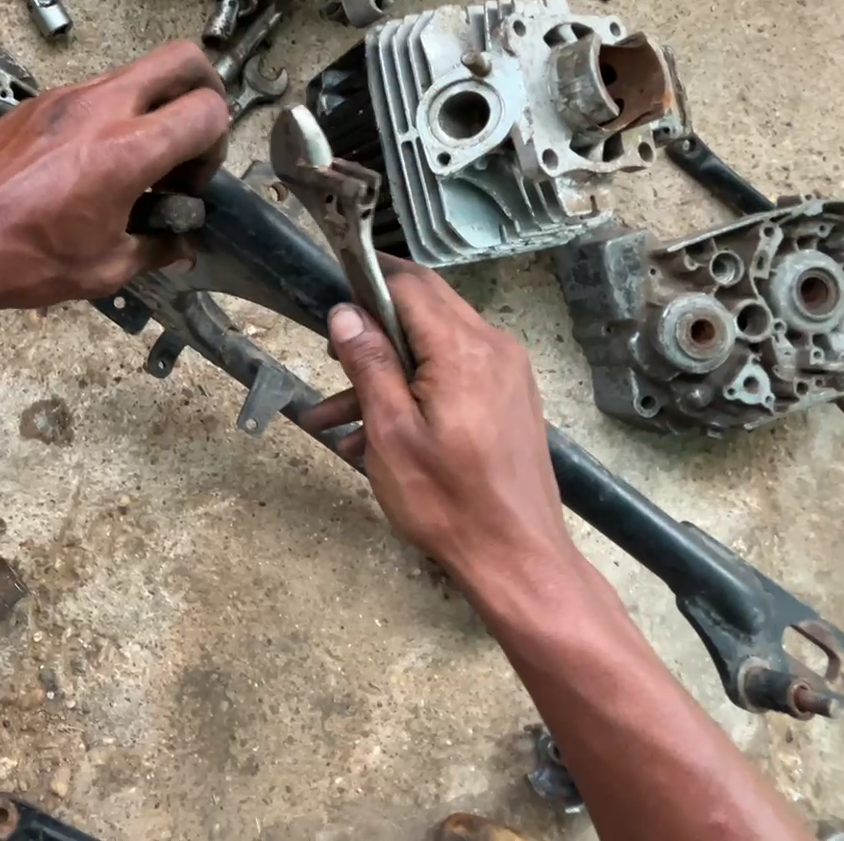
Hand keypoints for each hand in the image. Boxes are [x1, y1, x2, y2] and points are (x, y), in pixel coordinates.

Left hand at [0, 40, 228, 312]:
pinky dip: (111, 118)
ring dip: (153, 110)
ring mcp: (62, 99)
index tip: (194, 180)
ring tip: (135, 168)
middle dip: (204, 92)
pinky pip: (92, 94)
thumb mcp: (103, 268)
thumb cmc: (15, 258)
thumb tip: (178, 245)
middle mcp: (98, 108)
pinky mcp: (35, 105)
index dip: (217, 144)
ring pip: (135, 74)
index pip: (208, 109)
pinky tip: (91, 170)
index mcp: (125, 149)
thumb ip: (156, 250)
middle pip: (182, 58)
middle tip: (190, 142)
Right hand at [297, 257, 576, 589]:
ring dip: (381, 369)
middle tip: (328, 349)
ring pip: (430, 346)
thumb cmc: (446, 499)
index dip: (365, 284)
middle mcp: (492, 348)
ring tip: (329, 412)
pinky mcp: (504, 398)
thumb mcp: (391, 430)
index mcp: (463, 349)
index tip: (328, 299)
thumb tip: (344, 312)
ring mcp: (503, 373)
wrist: (516, 559)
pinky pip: (448, 375)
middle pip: (424, 306)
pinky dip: (408, 392)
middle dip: (371, 323)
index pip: (410, 285)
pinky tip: (367, 436)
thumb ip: (369, 363)